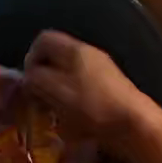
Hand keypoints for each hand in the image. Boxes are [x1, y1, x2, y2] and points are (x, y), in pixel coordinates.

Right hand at [23, 30, 161, 152]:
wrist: (133, 123)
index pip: (43, 39)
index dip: (30, 57)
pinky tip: (73, 114)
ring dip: (56, 88)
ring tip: (54, 108)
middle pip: (55, 55)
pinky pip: (81, 83)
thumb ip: (35, 79)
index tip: (29, 80)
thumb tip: (27, 76)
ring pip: (67, 71)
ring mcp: (101, 68)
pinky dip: (71, 96)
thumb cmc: (91, 106)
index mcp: (74, 49)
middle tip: (38, 97)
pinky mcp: (110, 85)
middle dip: (42, 75)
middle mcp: (88, 53)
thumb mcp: (54, 91)